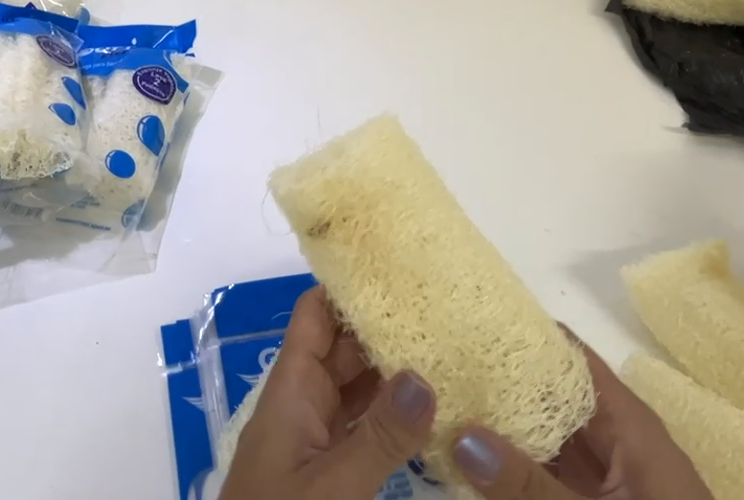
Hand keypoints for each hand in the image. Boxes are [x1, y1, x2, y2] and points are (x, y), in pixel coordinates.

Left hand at [218, 286, 436, 499]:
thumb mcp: (333, 487)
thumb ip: (380, 435)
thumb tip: (424, 372)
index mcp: (292, 388)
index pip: (315, 315)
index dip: (347, 286)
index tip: (398, 266)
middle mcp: (304, 400)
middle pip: (344, 347)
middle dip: (386, 327)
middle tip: (446, 308)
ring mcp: (317, 435)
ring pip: (359, 387)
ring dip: (396, 371)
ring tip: (452, 347)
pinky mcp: (332, 468)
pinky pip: (365, 426)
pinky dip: (396, 415)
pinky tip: (437, 410)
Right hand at [446, 337, 714, 499]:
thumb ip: (528, 486)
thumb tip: (458, 433)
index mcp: (630, 424)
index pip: (568, 353)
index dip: (519, 330)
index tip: (463, 315)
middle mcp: (616, 439)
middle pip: (550, 389)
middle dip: (497, 374)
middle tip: (435, 355)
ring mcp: (606, 476)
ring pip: (545, 430)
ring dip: (498, 418)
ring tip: (438, 393)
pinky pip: (548, 467)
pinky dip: (511, 458)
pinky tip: (466, 452)